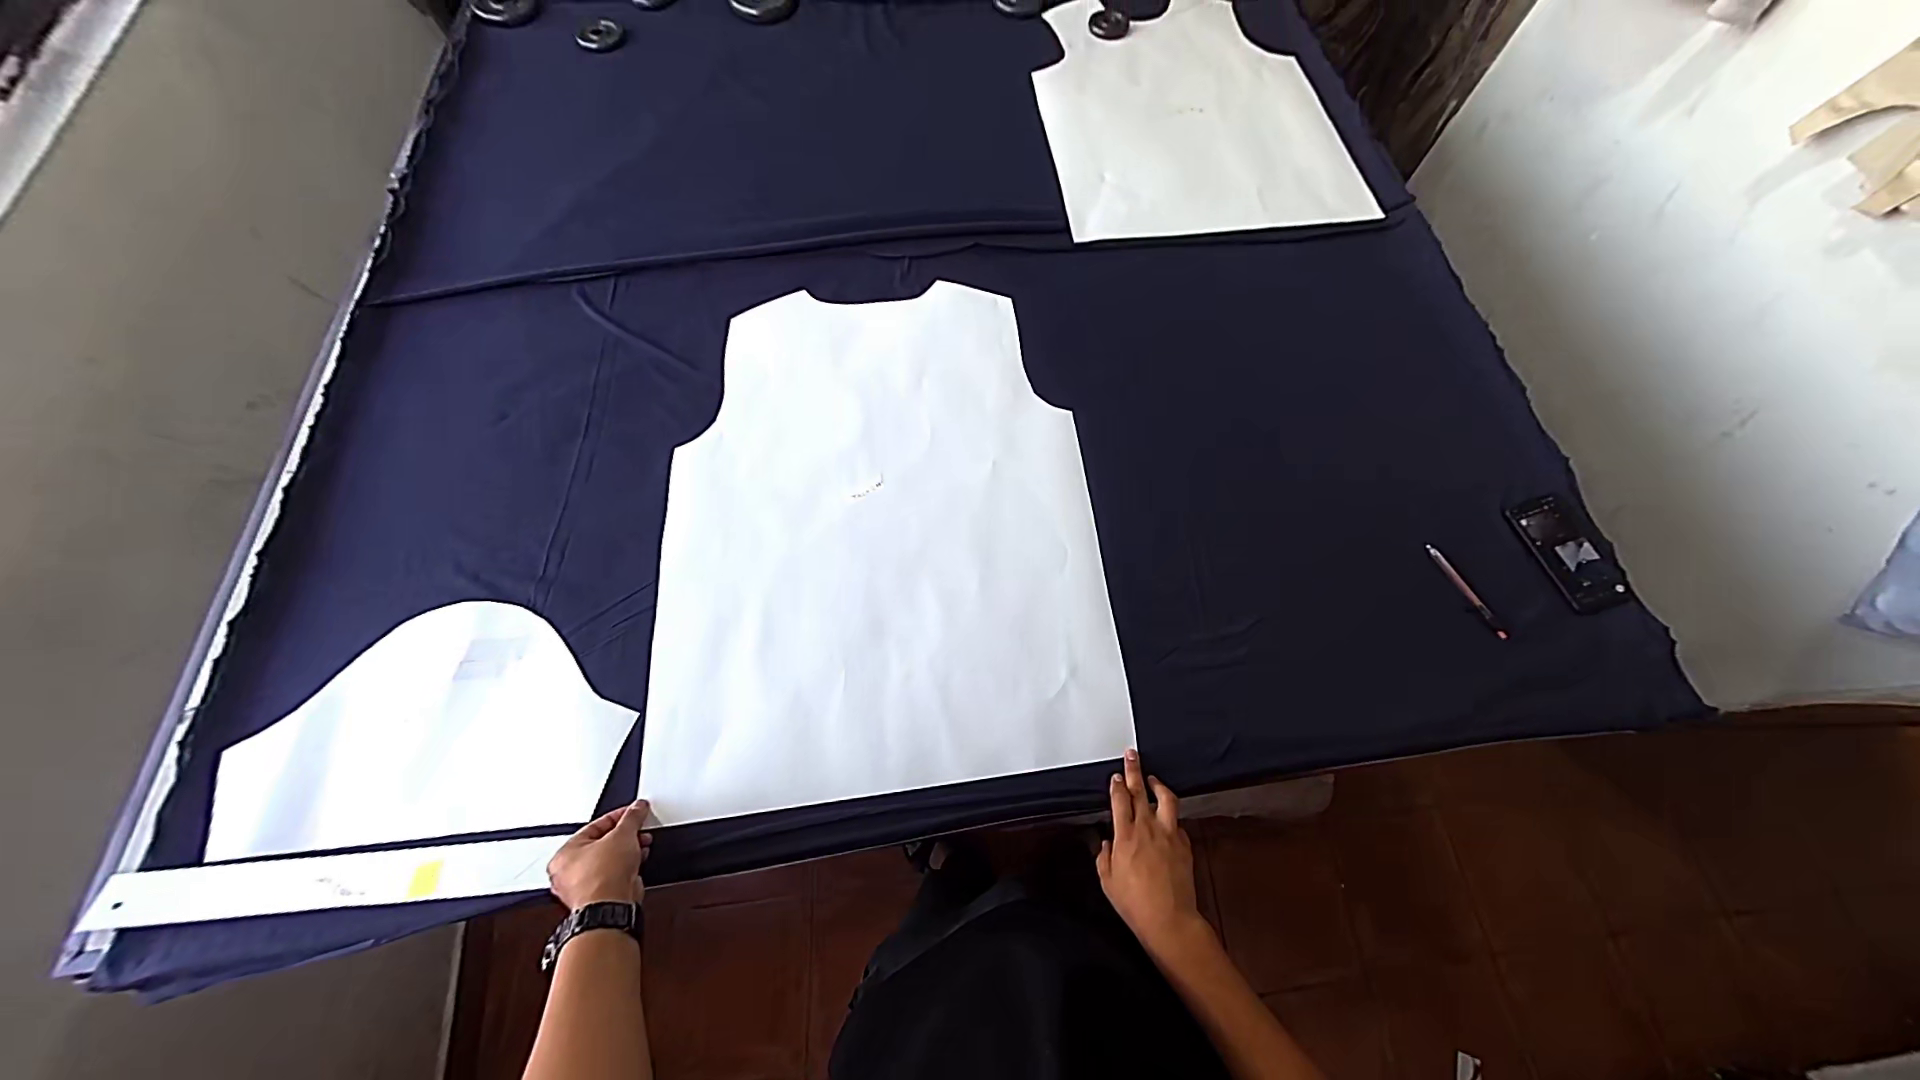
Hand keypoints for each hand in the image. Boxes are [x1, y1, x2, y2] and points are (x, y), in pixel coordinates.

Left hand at [548, 798, 653, 908]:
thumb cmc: (602, 876)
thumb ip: (632, 818)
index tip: (633, 812)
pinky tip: (637, 862)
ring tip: (641, 845)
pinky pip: (613, 876)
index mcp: (564, 854)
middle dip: (625, 836)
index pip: (594, 826)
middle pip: (602, 844)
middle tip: (638, 829)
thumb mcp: (623, 835)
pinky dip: (626, 868)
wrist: (611, 906)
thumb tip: (637, 809)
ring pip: (609, 861)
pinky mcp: (598, 898)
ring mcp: (583, 887)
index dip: (618, 817)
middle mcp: (568, 872)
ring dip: (628, 851)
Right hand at [1097, 749, 1206, 951]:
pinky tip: (1166, 818)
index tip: (1116, 776)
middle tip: (1132, 756)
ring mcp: (1169, 835)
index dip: (1118, 784)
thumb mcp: (1107, 880)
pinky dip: (1170, 816)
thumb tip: (1107, 845)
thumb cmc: (1136, 903)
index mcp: (1125, 835)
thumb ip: (1104, 857)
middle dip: (1134, 770)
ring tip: (1153, 779)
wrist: (1169, 920)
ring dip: (1158, 785)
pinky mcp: (1184, 845)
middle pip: (1140, 790)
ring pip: (1166, 799)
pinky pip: (1177, 822)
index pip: (1120, 799)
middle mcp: (1147, 829)